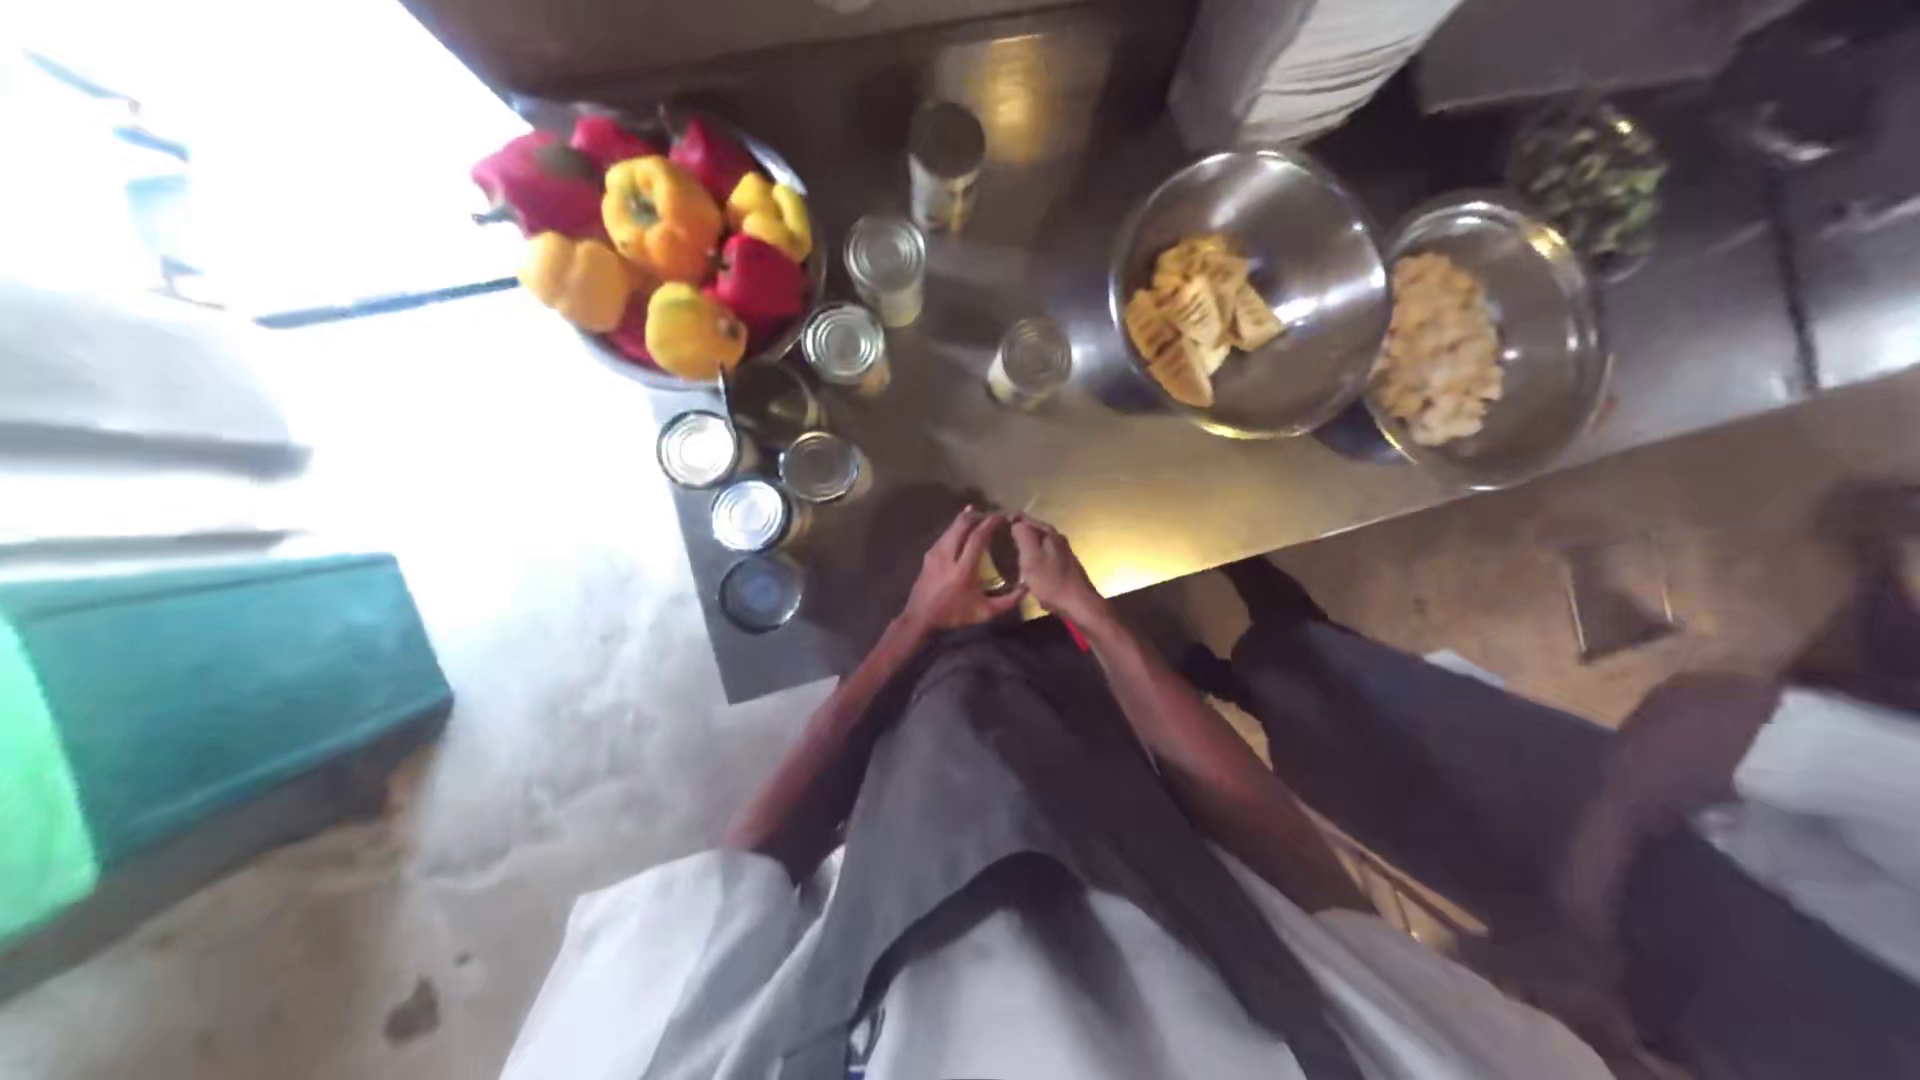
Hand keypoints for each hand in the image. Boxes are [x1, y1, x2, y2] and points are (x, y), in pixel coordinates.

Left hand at [902, 508, 1026, 632]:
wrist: (920, 617)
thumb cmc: (954, 614)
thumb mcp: (984, 612)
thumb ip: (1008, 602)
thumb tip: (1027, 588)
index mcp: (962, 570)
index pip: (977, 538)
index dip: (990, 524)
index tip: (1002, 517)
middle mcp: (947, 556)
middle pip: (962, 525)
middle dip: (979, 515)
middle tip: (993, 515)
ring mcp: (935, 553)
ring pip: (952, 527)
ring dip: (967, 518)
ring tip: (981, 516)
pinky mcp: (929, 554)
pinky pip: (945, 534)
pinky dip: (956, 526)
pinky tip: (964, 524)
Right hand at [1011, 516, 1111, 630]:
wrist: (1078, 603)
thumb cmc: (1051, 581)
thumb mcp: (1031, 557)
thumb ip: (1023, 535)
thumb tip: (1016, 522)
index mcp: (1049, 533)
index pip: (1024, 518)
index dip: (1010, 521)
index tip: (997, 530)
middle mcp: (1058, 538)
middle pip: (1033, 531)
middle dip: (1019, 535)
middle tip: (1002, 544)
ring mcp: (1063, 552)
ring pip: (1039, 544)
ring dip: (1027, 549)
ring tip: (1013, 557)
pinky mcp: (1065, 565)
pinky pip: (1044, 556)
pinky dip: (1035, 560)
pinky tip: (1030, 571)